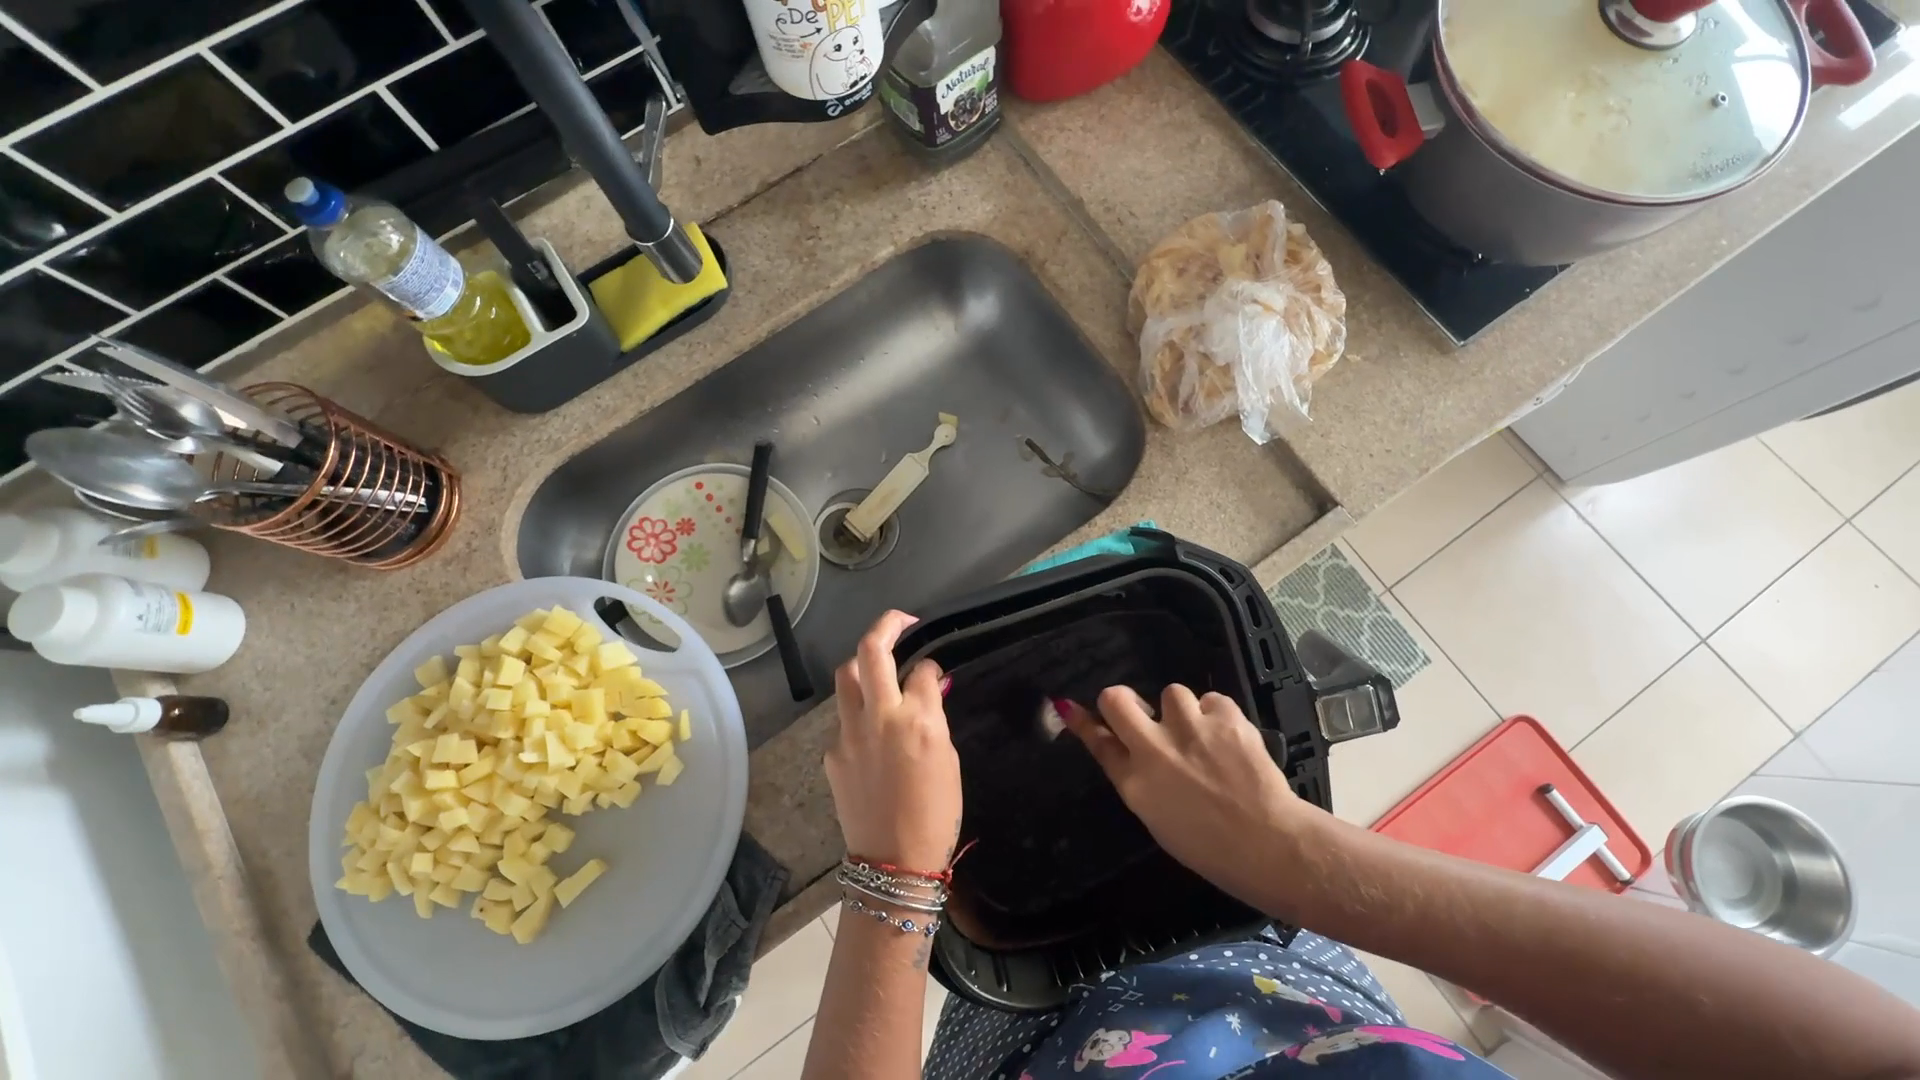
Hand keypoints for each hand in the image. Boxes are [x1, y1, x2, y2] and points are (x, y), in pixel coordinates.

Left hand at [824, 611, 960, 871]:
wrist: (894, 862)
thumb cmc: (936, 814)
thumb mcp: (948, 759)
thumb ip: (935, 717)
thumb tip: (929, 689)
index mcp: (918, 720)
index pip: (922, 670)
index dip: (930, 665)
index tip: (933, 670)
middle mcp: (880, 717)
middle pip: (871, 650)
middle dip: (887, 625)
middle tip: (901, 622)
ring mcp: (849, 733)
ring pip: (846, 676)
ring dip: (863, 664)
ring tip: (877, 668)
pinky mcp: (832, 752)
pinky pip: (843, 718)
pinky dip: (857, 713)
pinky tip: (871, 734)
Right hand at [1060, 685, 1312, 901]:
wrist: (1270, 846)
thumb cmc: (1212, 849)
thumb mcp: (1159, 820)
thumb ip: (1141, 781)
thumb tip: (1135, 753)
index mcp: (1134, 784)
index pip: (1097, 741)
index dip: (1082, 721)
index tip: (1069, 704)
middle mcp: (1154, 749)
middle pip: (1117, 699)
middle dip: (1122, 700)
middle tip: (1142, 713)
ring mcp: (1190, 729)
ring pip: (1171, 692)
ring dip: (1183, 710)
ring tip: (1202, 733)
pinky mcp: (1225, 717)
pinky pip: (1212, 699)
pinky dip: (1218, 715)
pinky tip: (1229, 737)